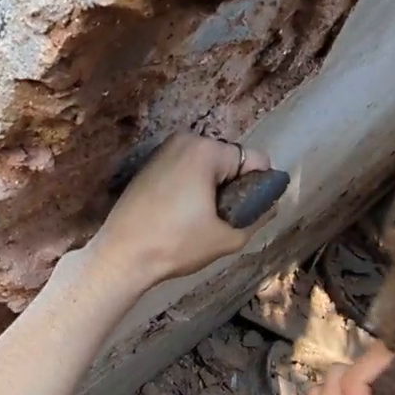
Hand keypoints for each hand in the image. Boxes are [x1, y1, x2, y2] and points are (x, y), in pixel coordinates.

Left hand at [88, 133, 272, 287]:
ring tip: (199, 220)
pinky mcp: (150, 165)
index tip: (244, 213)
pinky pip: (186, 171)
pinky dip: (191, 188)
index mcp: (206, 149)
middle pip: (229, 162)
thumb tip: (272, 204)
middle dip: (232, 187)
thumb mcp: (229, 237)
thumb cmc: (176, 243)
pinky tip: (181, 214)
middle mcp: (185, 140)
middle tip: (220, 220)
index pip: (255, 160)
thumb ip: (258, 216)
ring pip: (207, 167)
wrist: (122, 255)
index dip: (258, 188)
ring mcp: (163, 150)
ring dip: (212, 189)